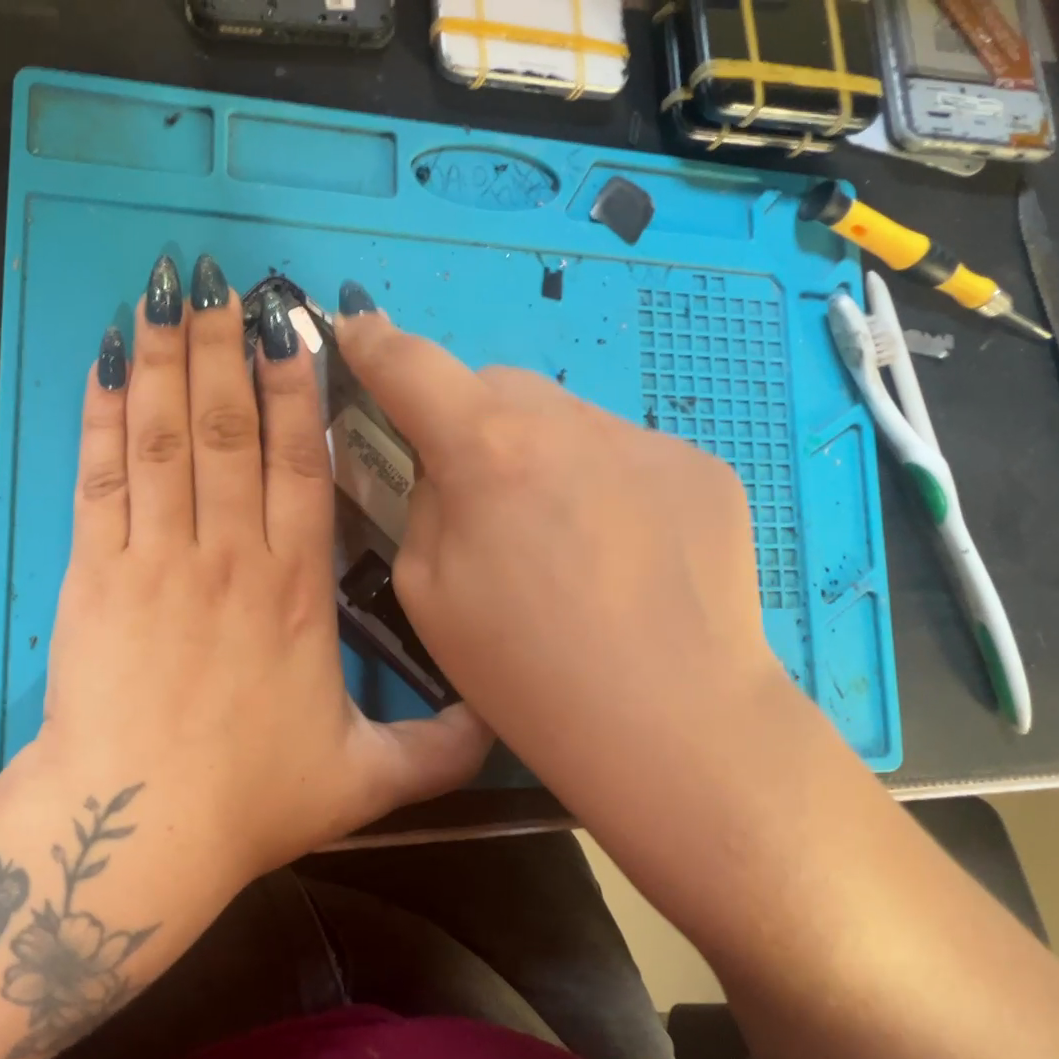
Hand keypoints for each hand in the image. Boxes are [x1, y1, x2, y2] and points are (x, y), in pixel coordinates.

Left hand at [30, 257, 491, 882]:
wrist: (137, 830)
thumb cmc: (248, 801)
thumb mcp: (364, 783)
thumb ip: (439, 750)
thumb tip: (502, 726)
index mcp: (296, 589)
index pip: (300, 464)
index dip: (294, 387)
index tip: (289, 324)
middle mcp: (228, 554)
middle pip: (227, 428)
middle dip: (222, 346)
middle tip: (218, 278)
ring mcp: (154, 556)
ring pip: (163, 437)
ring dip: (165, 359)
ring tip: (162, 291)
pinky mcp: (92, 571)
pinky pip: (98, 478)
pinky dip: (100, 417)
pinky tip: (104, 363)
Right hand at [332, 286, 783, 768]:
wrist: (676, 730)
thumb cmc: (525, 673)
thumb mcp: (426, 592)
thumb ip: (422, 504)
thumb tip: (444, 468)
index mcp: (487, 451)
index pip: (412, 367)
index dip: (374, 345)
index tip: (356, 329)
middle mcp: (569, 421)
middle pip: (495, 387)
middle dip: (468, 420)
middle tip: (472, 492)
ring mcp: (646, 439)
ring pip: (563, 420)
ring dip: (538, 454)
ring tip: (557, 541)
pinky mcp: (702, 468)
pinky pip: (624, 455)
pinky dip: (601, 485)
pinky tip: (618, 556)